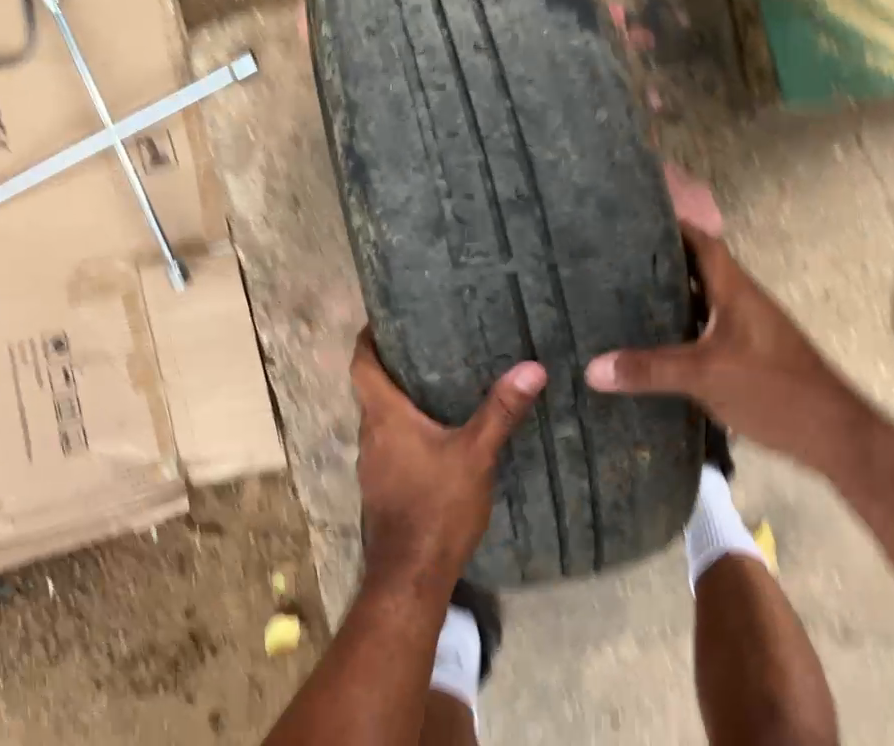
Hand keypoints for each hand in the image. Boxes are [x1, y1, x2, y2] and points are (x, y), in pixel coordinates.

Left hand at [351, 330, 546, 592]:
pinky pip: (390, 442)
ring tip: (439, 380)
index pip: (361, 364)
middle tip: (428, 343)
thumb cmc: (437, 506)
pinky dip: (407, 428)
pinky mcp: (382, 485)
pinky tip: (438, 431)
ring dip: (402, 399)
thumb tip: (532, 367)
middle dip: (395, 365)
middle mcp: (370, 434)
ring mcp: (373, 462)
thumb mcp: (476, 455)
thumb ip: (500, 411)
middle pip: (372, 388)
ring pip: (382, 417)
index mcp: (384, 416)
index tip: (384, 318)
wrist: (411, 574)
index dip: (368, 339)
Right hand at [584, 166, 866, 469]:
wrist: (834, 437)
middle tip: (612, 262)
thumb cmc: (775, 390)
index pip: (703, 243)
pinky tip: (653, 347)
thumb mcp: (706, 376)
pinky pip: (705, 332)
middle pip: (698, 271)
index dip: (672, 226)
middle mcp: (743, 304)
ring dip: (669, 299)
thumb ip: (650, 370)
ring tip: (621, 299)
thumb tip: (592, 368)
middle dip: (659, 263)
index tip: (632, 220)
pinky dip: (679, 332)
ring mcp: (748, 333)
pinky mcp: (748, 359)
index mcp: (737, 291)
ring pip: (701, 304)